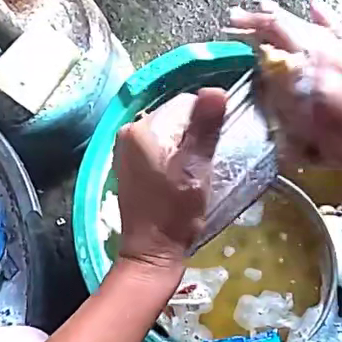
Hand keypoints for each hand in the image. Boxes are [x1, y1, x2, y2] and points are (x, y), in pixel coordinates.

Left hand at [113, 87, 226, 268]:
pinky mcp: (130, 164)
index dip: (206, 123)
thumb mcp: (196, 169)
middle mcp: (128, 131)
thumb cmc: (175, 212)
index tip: (214, 147)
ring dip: (186, 147)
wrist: (151, 252)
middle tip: (206, 163)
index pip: (186, 103)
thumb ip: (204, 128)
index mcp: (142, 128)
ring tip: (195, 173)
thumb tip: (215, 89)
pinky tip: (181, 178)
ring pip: (170, 132)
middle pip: (177, 117)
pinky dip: (174, 156)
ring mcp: (126, 149)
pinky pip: (160, 147)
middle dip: (195, 135)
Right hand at [227, 0, 341, 176]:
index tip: (233, 23)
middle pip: (291, 26)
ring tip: (265, 7)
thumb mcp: (300, 124)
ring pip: (310, 26)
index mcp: (312, 67)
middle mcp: (330, 52)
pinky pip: (339, 30)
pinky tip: (314, 6)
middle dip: (263, 19)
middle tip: (240, 16)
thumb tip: (265, 65)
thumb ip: (281, 91)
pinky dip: (324, 17)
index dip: (252, 27)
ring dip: (286, 17)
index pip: (276, 35)